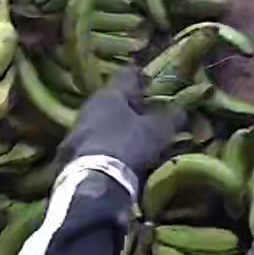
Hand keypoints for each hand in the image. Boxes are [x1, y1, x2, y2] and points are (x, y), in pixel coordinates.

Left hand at [60, 69, 182, 177]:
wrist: (95, 179)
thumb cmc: (129, 144)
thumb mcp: (159, 130)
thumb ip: (172, 116)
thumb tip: (182, 108)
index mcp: (110, 93)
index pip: (127, 74)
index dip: (141, 75)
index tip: (151, 78)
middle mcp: (90, 105)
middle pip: (112, 97)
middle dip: (129, 102)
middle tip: (145, 107)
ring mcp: (77, 128)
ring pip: (101, 118)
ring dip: (115, 123)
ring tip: (132, 131)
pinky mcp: (71, 151)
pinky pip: (94, 139)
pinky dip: (106, 141)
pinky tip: (116, 151)